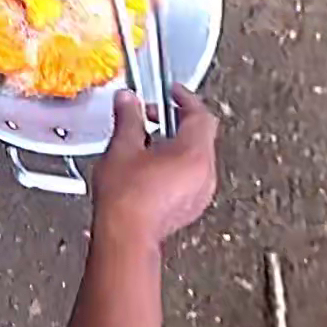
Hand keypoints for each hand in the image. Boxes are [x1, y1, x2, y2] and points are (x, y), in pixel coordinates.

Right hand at [89, 85, 220, 251]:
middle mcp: (204, 173)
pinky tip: (148, 167)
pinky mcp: (191, 205)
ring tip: (144, 142)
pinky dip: (173, 164)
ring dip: (172, 144)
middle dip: (174, 121)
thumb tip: (128, 101)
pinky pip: (189, 175)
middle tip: (150, 115)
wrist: (126, 234)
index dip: (184, 98)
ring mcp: (200, 191)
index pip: (200, 115)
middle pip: (199, 135)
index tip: (172, 91)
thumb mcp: (122, 147)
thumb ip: (128, 119)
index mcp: (193, 154)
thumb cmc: (126, 197)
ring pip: (194, 156)